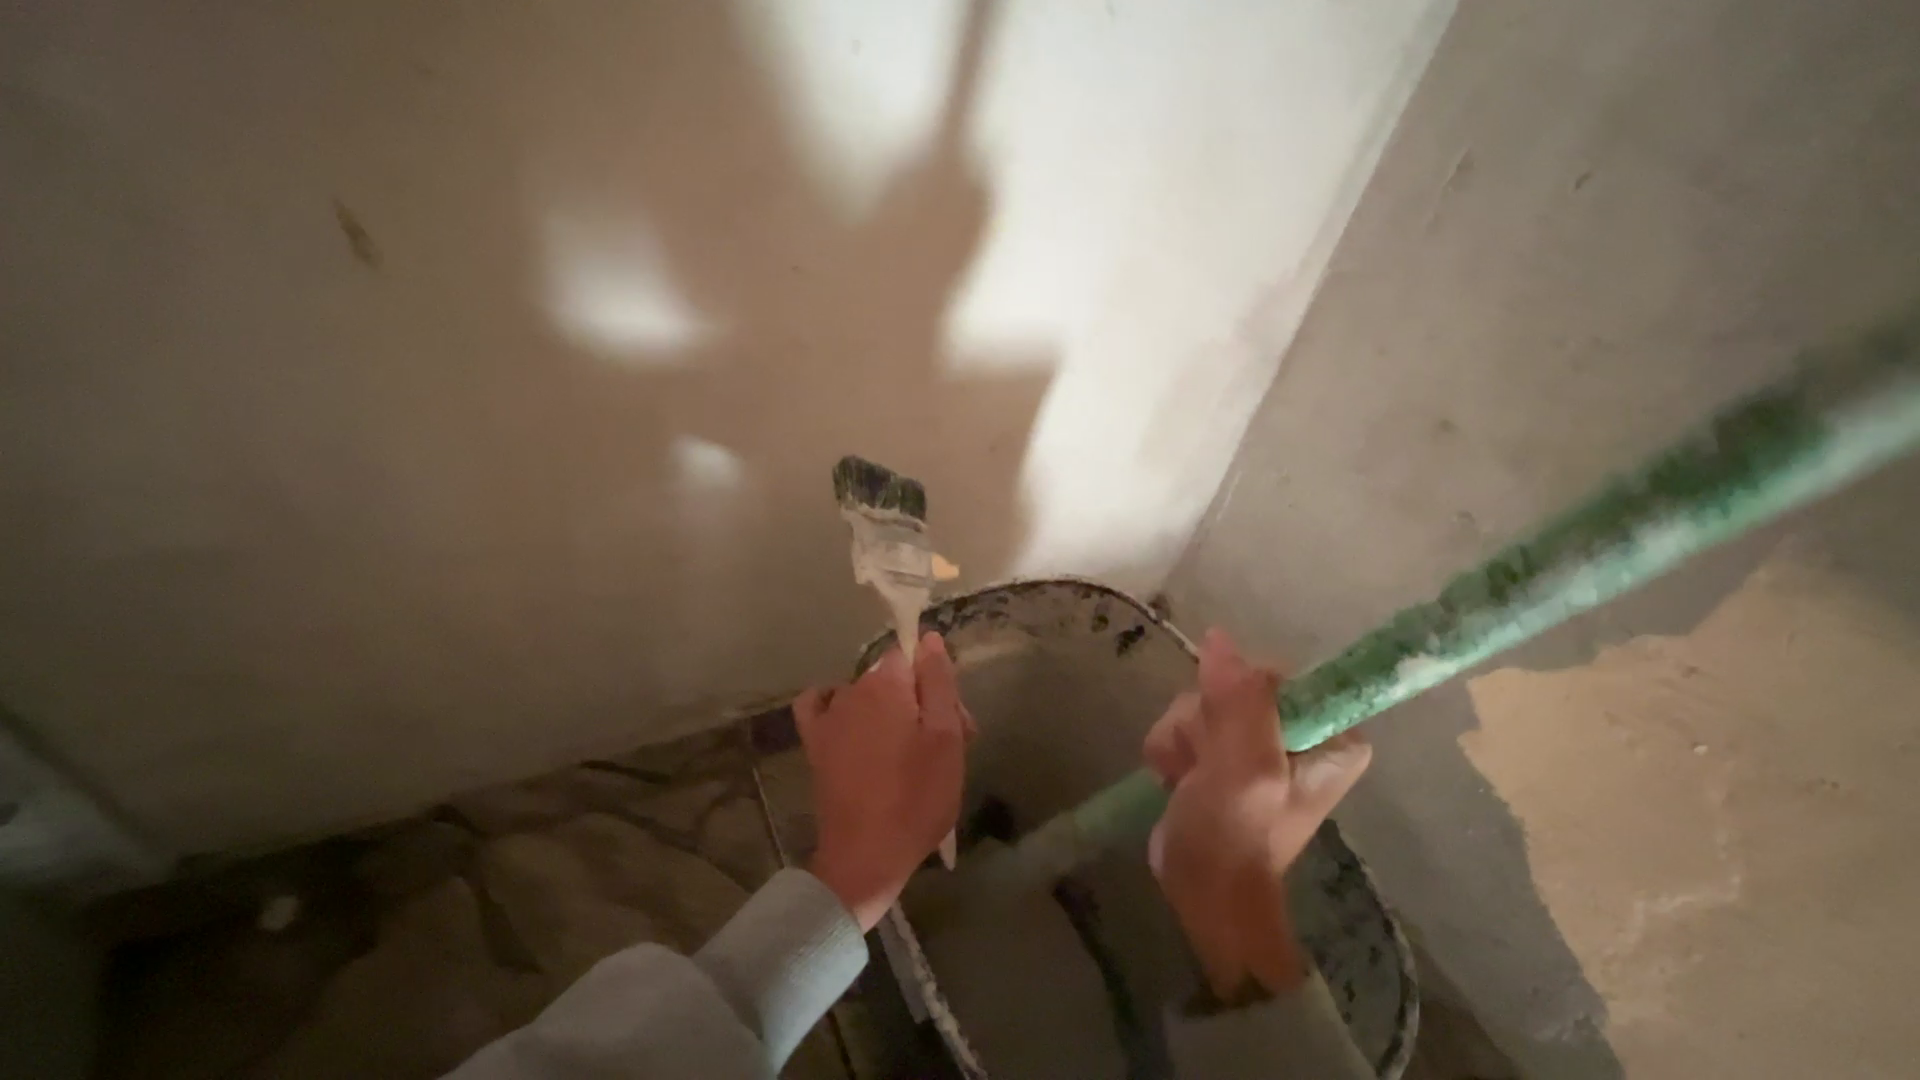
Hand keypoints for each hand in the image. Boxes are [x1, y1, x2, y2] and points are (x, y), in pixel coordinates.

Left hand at [797, 632, 970, 930]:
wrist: (866, 856)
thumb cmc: (917, 797)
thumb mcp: (946, 739)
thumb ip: (939, 683)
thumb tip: (930, 638)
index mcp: (887, 683)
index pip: (916, 657)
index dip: (938, 683)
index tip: (954, 719)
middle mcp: (853, 689)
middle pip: (895, 679)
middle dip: (921, 703)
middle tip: (947, 749)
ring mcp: (829, 717)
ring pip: (869, 697)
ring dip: (892, 717)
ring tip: (912, 758)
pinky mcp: (815, 744)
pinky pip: (821, 707)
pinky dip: (838, 710)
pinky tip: (853, 728)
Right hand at [1143, 629, 1371, 999]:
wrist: (1203, 894)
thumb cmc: (1235, 836)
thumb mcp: (1245, 766)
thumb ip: (1239, 700)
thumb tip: (1217, 637)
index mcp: (1329, 735)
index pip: (1275, 677)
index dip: (1239, 696)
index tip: (1227, 731)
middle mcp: (1297, 734)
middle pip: (1231, 687)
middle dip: (1203, 721)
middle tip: (1204, 763)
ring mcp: (1254, 745)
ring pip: (1200, 703)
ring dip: (1181, 737)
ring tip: (1186, 778)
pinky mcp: (1220, 756)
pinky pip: (1184, 723)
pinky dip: (1170, 748)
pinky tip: (1174, 777)